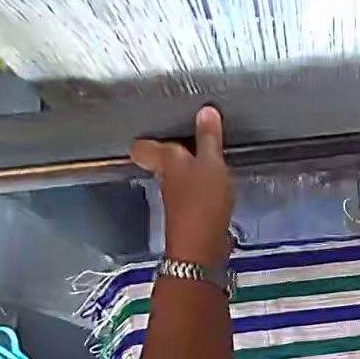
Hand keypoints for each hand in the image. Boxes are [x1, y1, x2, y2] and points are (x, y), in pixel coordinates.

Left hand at [131, 105, 233, 267]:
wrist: (201, 248)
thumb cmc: (202, 201)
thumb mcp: (211, 164)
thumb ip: (209, 138)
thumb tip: (205, 110)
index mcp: (166, 161)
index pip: (144, 146)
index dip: (148, 137)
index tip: (160, 126)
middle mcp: (166, 178)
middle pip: (160, 160)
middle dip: (172, 150)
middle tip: (188, 136)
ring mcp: (177, 197)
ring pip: (177, 175)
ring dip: (188, 167)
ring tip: (207, 154)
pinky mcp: (190, 213)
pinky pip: (192, 190)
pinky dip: (200, 184)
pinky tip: (215, 181)